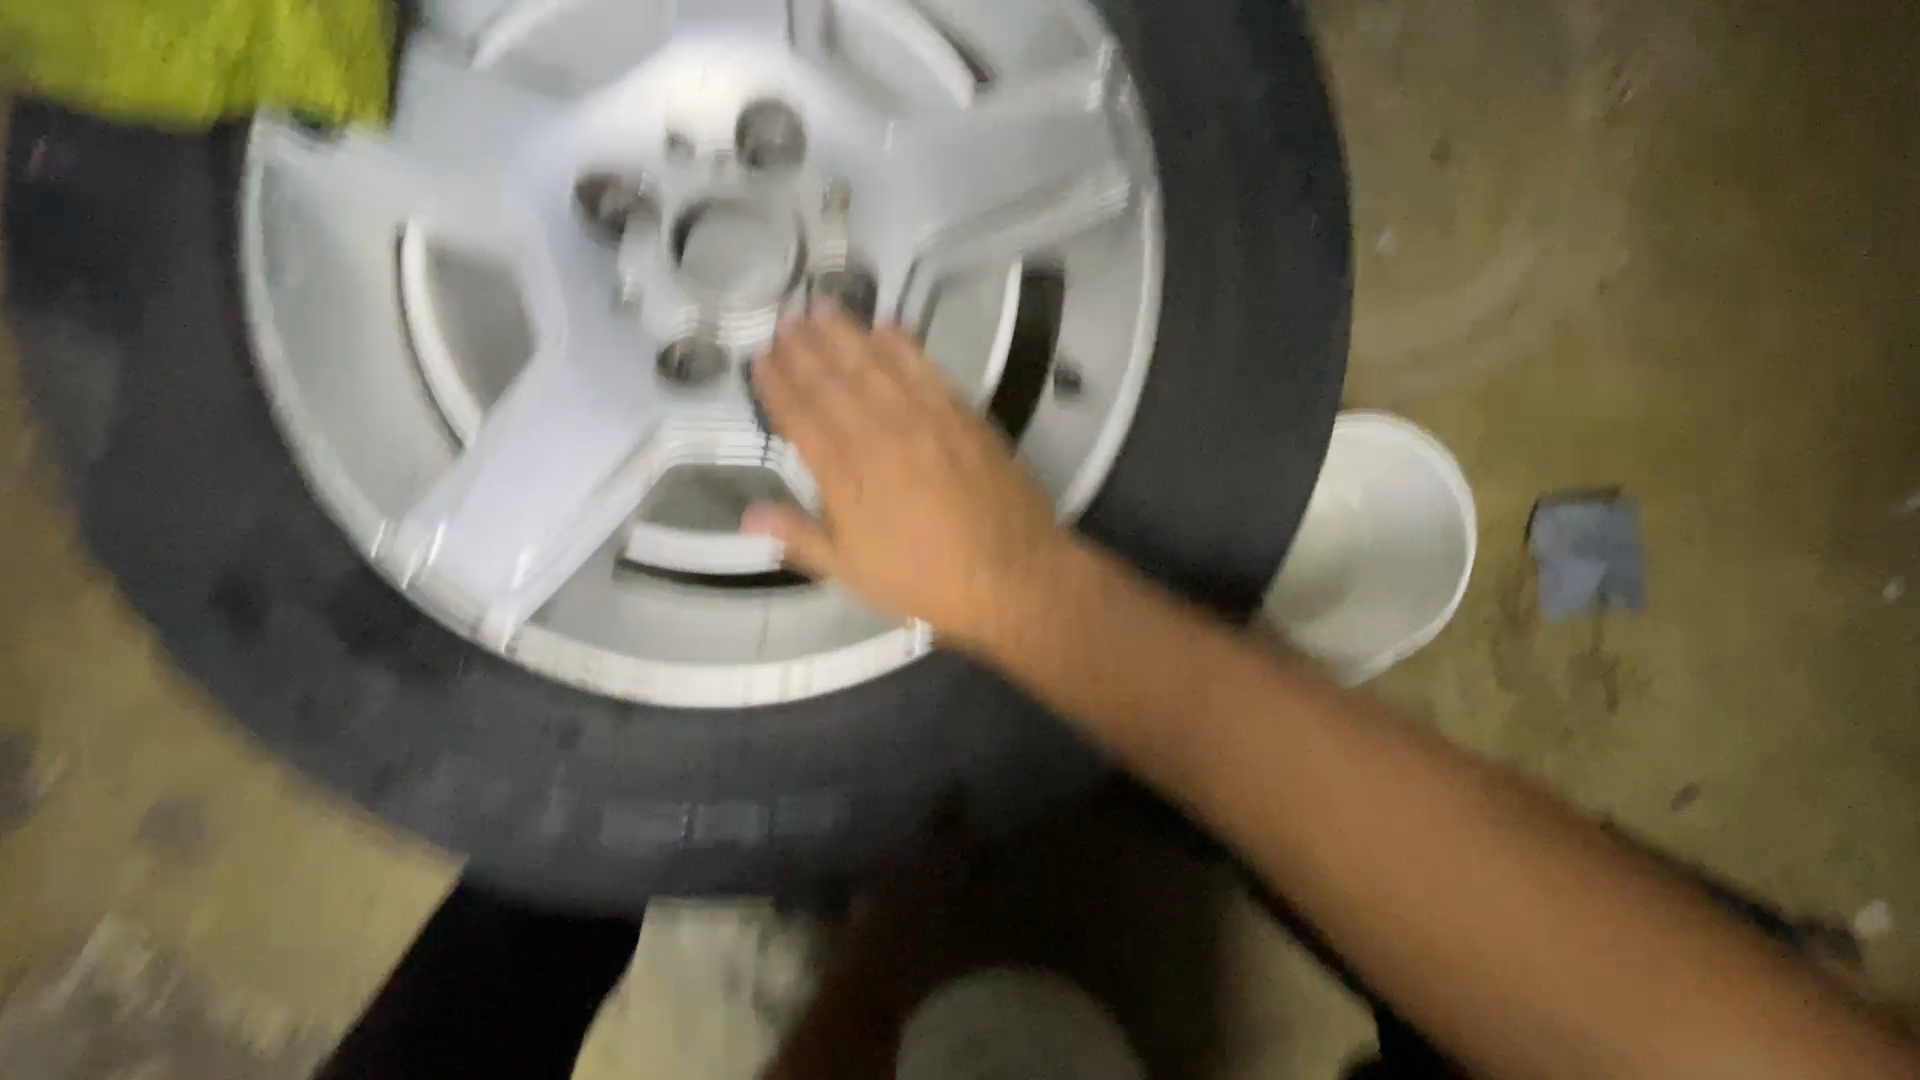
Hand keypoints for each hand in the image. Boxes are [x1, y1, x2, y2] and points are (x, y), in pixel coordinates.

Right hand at [745, 309, 1072, 645]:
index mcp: (845, 472)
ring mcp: (924, 418)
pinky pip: (925, 368)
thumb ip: (799, 536)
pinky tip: (886, 327)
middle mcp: (880, 432)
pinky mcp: (962, 414)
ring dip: (846, 334)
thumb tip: (747, 515)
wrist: (1010, 574)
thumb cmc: (924, 580)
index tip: (760, 359)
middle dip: (804, 348)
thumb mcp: (851, 571)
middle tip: (784, 321)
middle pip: (833, 380)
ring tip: (822, 309)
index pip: (800, 416)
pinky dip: (903, 345)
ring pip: (875, 364)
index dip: (777, 385)